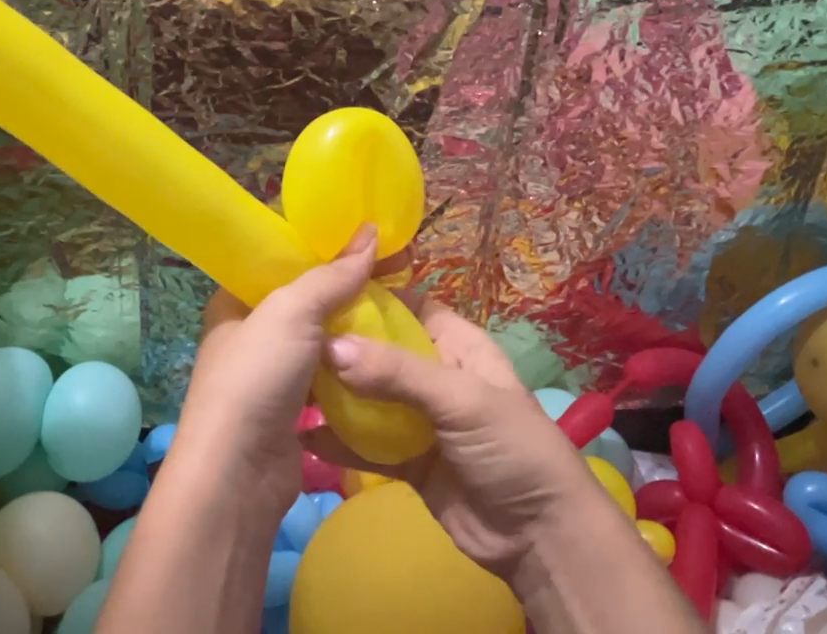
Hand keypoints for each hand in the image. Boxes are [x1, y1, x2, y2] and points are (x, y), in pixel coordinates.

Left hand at [173, 226, 382, 519]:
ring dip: (355, 325)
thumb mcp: (292, 311)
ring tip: (400, 304)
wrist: (239, 475)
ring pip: (322, 338)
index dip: (323, 246)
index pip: (282, 260)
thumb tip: (371, 233)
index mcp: (235, 301)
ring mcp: (272, 373)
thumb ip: (332, 275)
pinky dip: (354, 364)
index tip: (367, 236)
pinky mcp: (293, 408)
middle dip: (347, 285)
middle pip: (307, 298)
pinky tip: (387, 351)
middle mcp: (250, 333)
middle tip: (395, 269)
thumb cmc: (255, 377)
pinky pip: (330, 375)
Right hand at [306, 294, 610, 577]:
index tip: (319, 290)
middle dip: (341, 345)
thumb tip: (331, 347)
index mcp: (457, 345)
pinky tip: (301, 433)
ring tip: (286, 382)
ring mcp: (420, 420)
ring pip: (369, 396)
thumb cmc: (511, 448)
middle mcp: (435, 375)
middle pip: (381, 350)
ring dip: (335, 392)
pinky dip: (339, 439)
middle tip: (288, 339)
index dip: (370, 296)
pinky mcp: (407, 460)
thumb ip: (397, 373)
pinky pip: (367, 442)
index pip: (408, 306)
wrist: (539, 537)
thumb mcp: (460, 399)